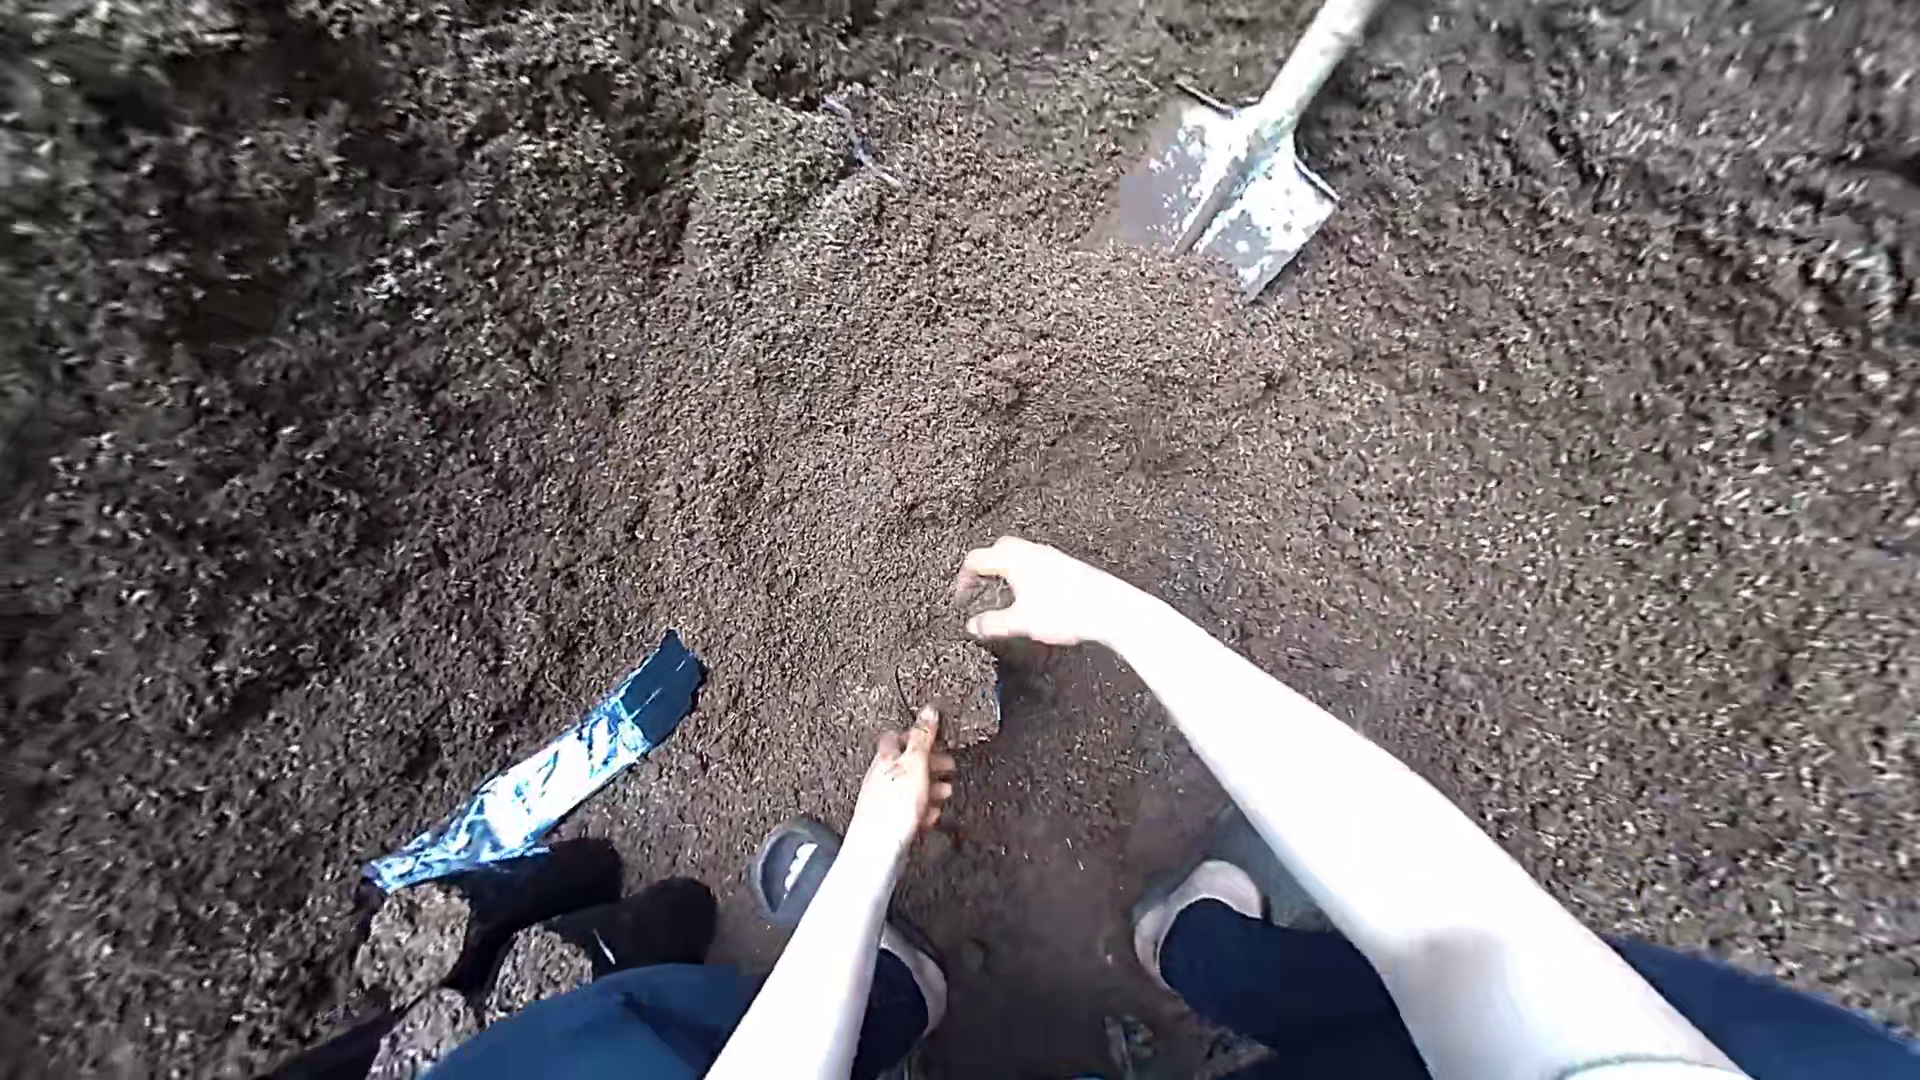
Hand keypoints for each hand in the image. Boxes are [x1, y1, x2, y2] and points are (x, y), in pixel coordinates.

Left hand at [848, 706, 955, 855]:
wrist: (879, 848)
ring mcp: (885, 797)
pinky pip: (909, 808)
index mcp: (886, 757)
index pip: (899, 736)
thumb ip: (923, 737)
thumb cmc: (893, 807)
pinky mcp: (890, 819)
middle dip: (931, 763)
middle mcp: (882, 775)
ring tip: (944, 791)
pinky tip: (930, 813)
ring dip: (931, 786)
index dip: (919, 735)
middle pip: (908, 761)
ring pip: (911, 785)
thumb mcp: (915, 763)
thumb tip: (928, 710)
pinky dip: (923, 807)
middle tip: (947, 765)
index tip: (937, 738)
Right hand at [954, 536, 1144, 645]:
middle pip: (998, 549)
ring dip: (1006, 570)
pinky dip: (1024, 574)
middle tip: (979, 588)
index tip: (962, 597)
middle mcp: (1032, 551)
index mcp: (1015, 558)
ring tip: (1004, 594)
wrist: (1108, 608)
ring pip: (1019, 555)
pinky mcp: (1066, 566)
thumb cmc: (1065, 610)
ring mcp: (1051, 556)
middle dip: (985, 568)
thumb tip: (972, 625)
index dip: (964, 578)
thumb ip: (993, 623)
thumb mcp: (1021, 622)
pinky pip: (1036, 562)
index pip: (977, 558)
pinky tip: (1030, 596)